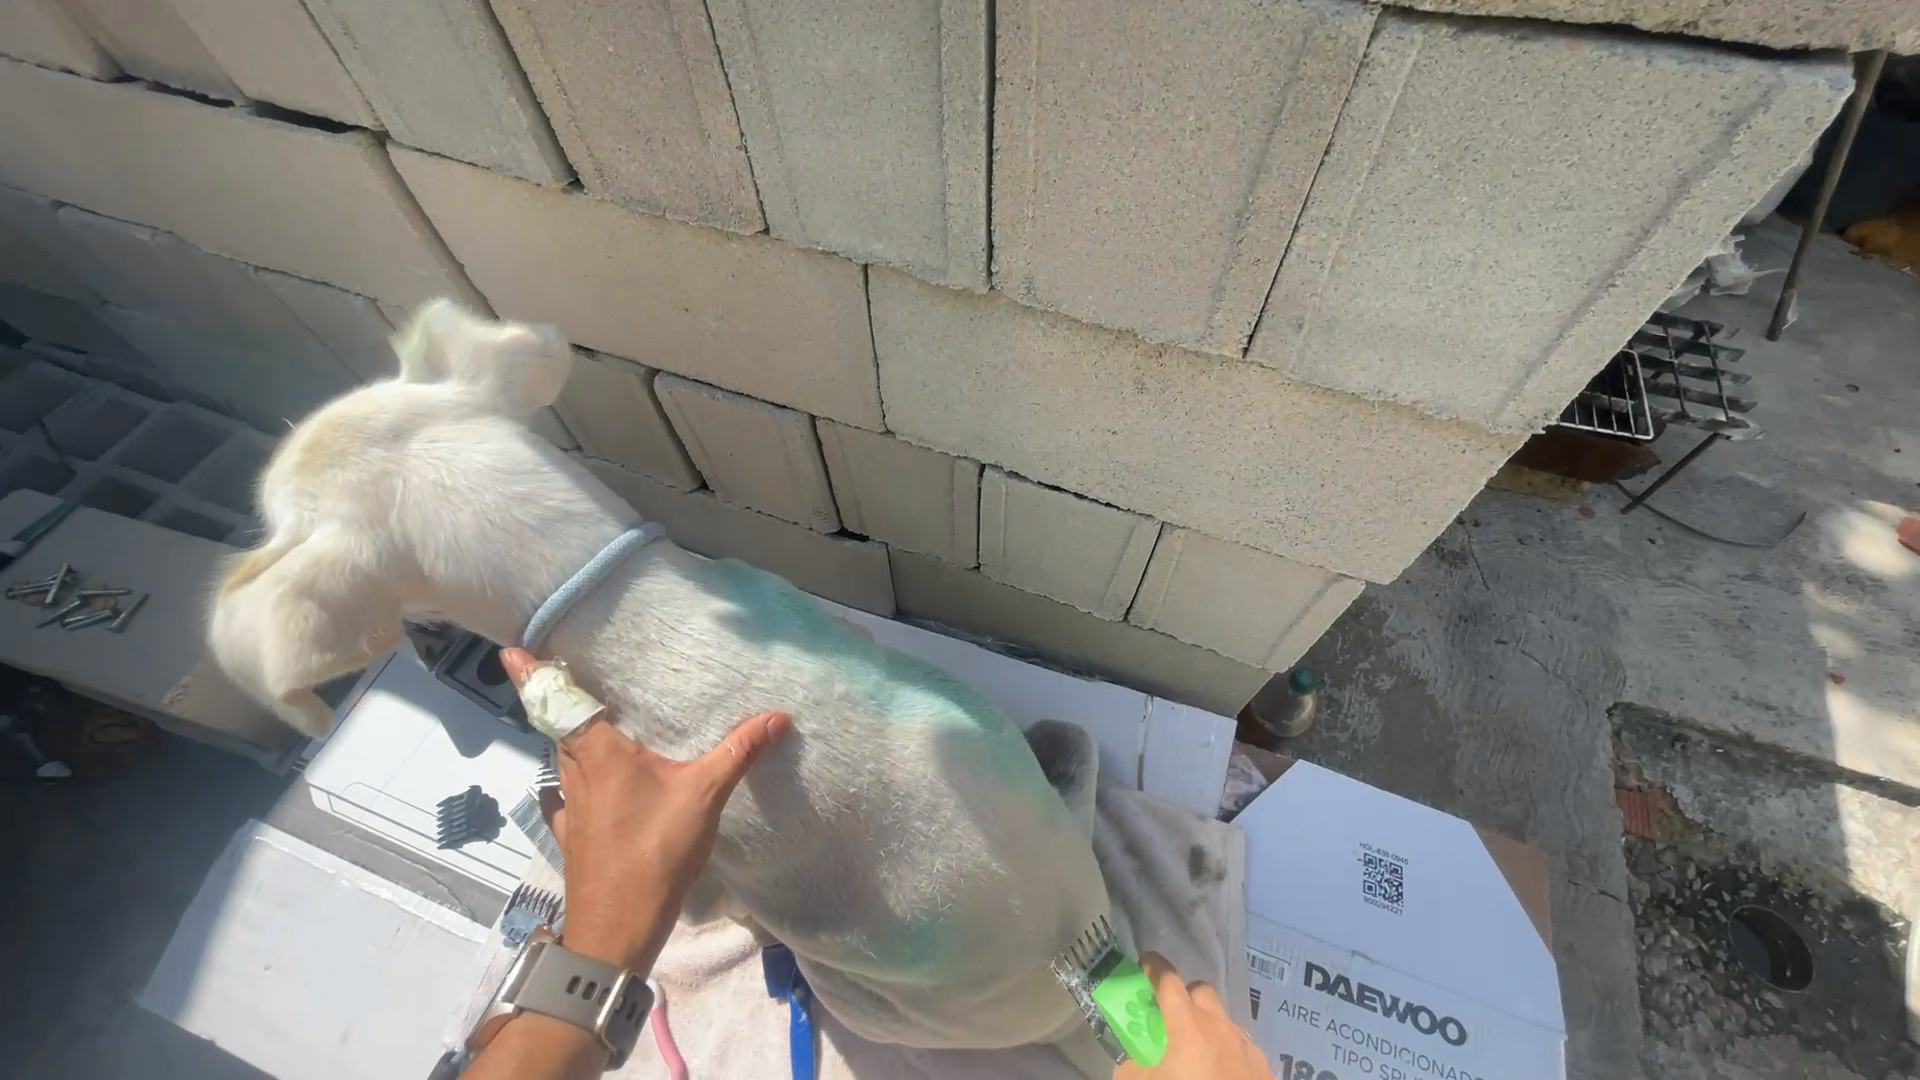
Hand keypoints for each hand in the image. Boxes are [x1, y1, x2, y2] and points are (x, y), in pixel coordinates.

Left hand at [499, 648, 791, 975]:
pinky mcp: (576, 834)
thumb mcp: (705, 795)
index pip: (560, 704)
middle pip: (560, 727)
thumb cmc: (655, 852)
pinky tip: (595, 782)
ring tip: (594, 716)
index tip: (512, 650)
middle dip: (558, 699)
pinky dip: (578, 774)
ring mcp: (572, 807)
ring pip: (564, 759)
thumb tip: (779, 715)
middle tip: (570, 671)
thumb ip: (739, 751)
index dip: (535, 676)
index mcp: (599, 755)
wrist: (616, 930)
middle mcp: (576, 774)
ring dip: (569, 735)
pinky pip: (572, 790)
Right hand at [1115, 954, 1273, 1079]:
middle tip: (1174, 1022)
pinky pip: (1245, 1051)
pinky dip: (1232, 1057)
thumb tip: (1131, 1060)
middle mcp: (1219, 1024)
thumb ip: (1131, 1065)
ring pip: (1225, 1022)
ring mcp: (1246, 1047)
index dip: (1153, 967)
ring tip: (1201, 1056)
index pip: (1167, 976)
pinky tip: (1225, 1077)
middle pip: (1202, 991)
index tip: (1144, 966)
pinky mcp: (1265, 1071)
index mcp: (1186, 1021)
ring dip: (1211, 1029)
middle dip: (1187, 998)